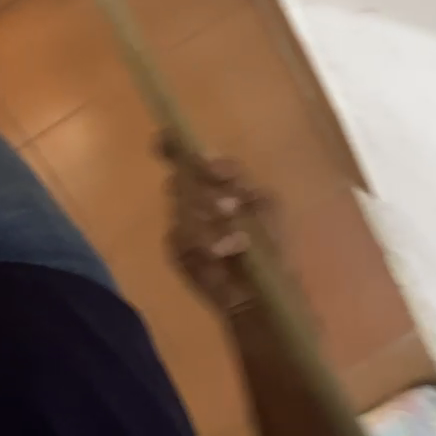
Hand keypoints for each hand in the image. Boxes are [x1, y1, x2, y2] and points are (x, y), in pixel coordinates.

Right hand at [164, 149, 272, 313]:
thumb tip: (205, 154)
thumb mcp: (264, 201)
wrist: (266, 292)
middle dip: (205, 193)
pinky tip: (222, 255)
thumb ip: (235, 175)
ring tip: (238, 242)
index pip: (183, 155)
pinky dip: (204, 244)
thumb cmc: (270, 244)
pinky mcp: (175, 248)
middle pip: (180, 180)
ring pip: (180, 208)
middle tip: (231, 208)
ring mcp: (180, 223)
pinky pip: (178, 236)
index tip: (166, 143)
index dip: (171, 145)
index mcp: (214, 182)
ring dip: (210, 222)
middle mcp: (192, 197)